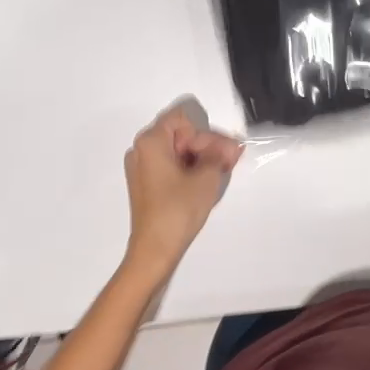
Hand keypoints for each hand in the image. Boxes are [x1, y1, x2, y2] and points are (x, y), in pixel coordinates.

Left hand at [124, 100, 243, 265]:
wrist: (155, 249)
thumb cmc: (178, 209)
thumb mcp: (206, 178)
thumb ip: (219, 154)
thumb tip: (230, 145)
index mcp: (150, 141)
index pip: (183, 120)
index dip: (205, 134)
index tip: (222, 153)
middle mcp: (140, 150)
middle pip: (179, 135)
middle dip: (206, 146)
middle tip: (229, 161)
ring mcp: (140, 168)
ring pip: (176, 152)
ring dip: (200, 158)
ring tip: (221, 172)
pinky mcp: (145, 184)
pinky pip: (169, 167)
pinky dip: (188, 170)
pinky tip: (205, 182)